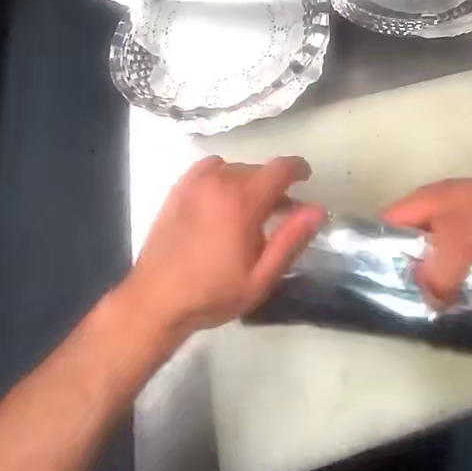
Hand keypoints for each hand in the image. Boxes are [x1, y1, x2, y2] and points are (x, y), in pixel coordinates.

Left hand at [121, 156, 325, 338]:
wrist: (154, 302)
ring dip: (247, 184)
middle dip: (272, 188)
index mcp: (243, 199)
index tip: (305, 179)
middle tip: (276, 215)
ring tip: (245, 213)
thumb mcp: (260, 276)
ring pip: (236, 169)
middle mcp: (221, 180)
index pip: (281, 168)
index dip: (298, 169)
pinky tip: (220, 201)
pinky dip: (222, 176)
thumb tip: (317, 210)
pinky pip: (211, 168)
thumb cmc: (212, 293)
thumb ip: (291, 239)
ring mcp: (196, 182)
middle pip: (259, 170)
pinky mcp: (179, 188)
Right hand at [383, 177, 471, 305]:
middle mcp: (439, 208)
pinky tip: (462, 298)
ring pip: (435, 255)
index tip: (373, 285)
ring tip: (436, 307)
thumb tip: (430, 301)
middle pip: (409, 242)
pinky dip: (458, 279)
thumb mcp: (455, 247)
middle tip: (408, 303)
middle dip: (408, 271)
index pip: (385, 223)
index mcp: (425, 199)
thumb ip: (433, 277)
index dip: (375, 250)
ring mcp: (462, 222)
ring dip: (436, 279)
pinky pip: (458, 262)